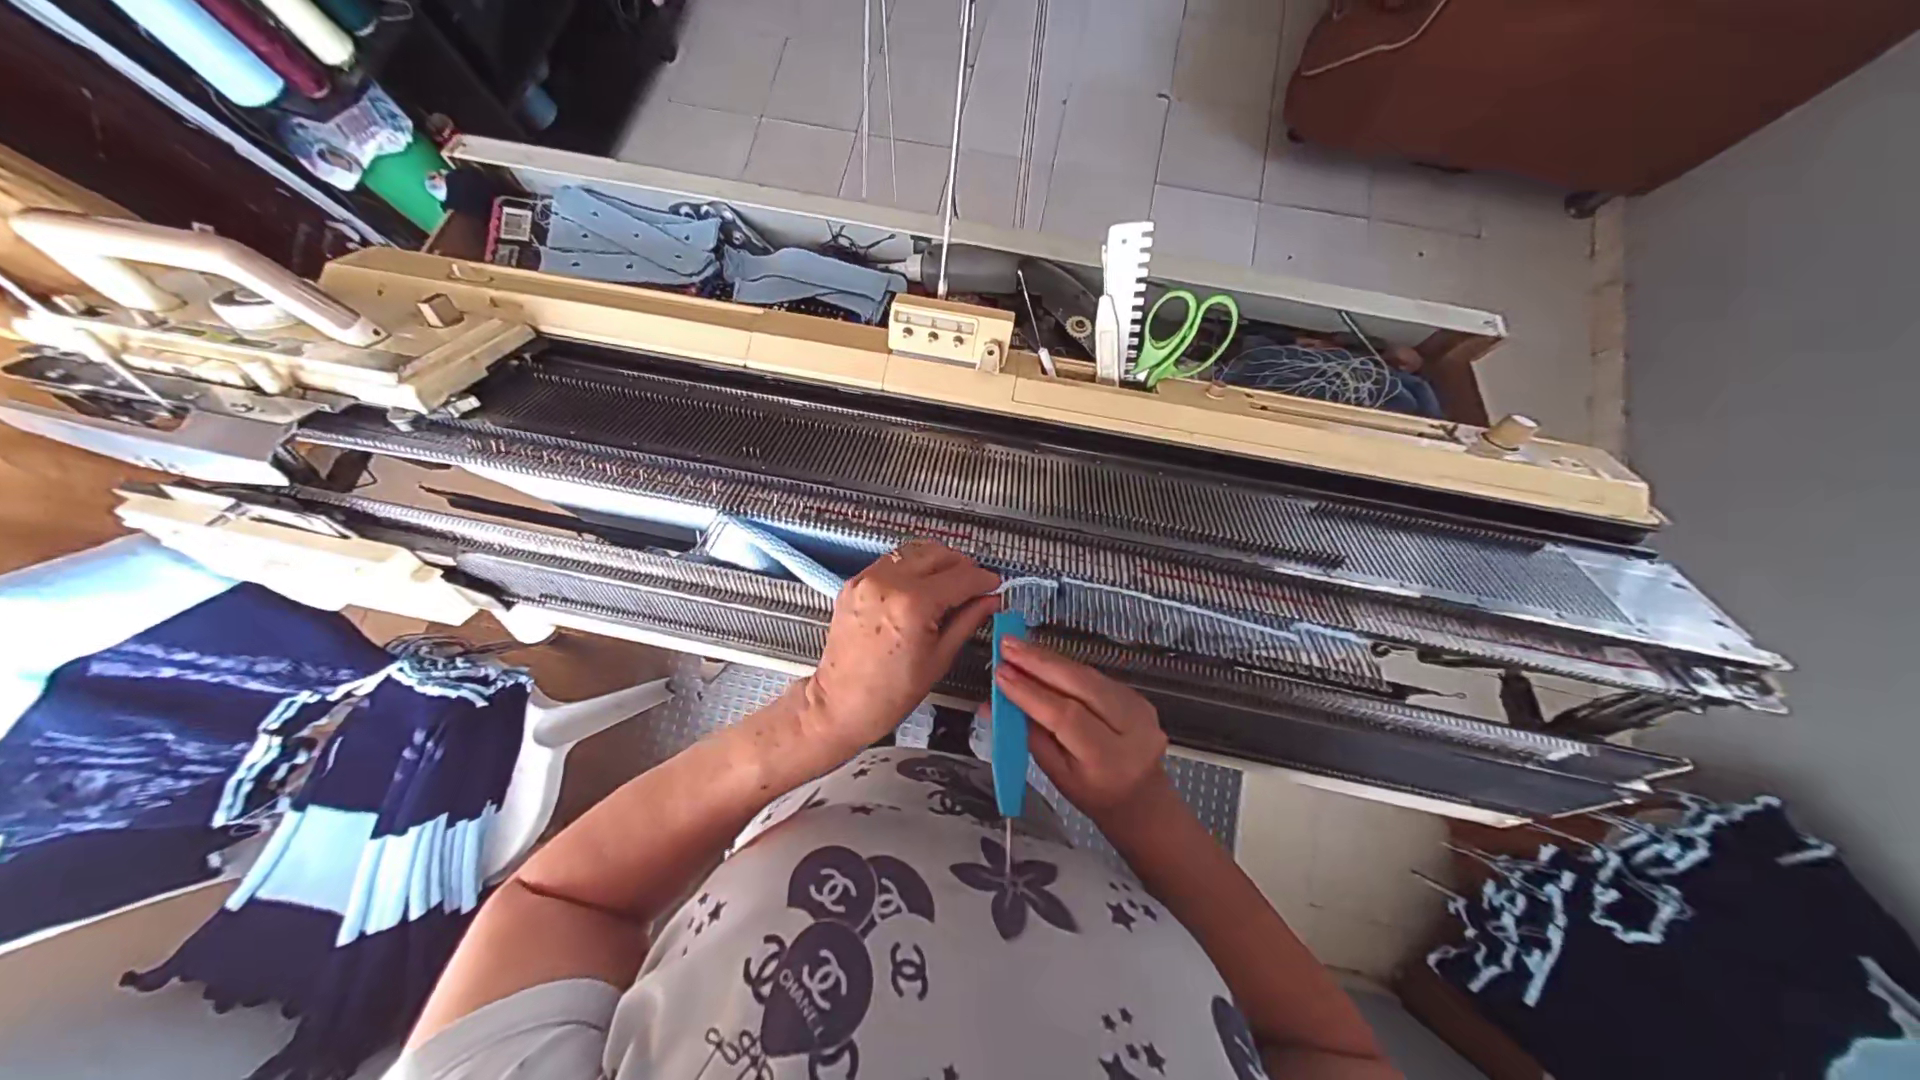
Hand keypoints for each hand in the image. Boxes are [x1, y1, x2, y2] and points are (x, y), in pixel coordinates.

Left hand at [800, 540, 999, 762]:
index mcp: (913, 604)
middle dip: (962, 566)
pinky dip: (911, 567)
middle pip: (939, 554)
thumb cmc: (888, 692)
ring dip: (937, 561)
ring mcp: (867, 580)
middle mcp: (888, 583)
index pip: (962, 576)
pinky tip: (920, 586)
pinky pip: (891, 562)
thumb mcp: (940, 657)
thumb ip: (967, 620)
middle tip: (974, 585)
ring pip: (914, 551)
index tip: (993, 584)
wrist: (841, 704)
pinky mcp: (854, 584)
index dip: (984, 579)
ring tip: (949, 583)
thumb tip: (989, 600)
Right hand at [989, 638, 1169, 823]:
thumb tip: (991, 705)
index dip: (1031, 693)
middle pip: (1081, 684)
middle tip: (1007, 646)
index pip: (1066, 716)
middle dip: (1039, 663)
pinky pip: (1094, 676)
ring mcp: (1138, 707)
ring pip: (1087, 674)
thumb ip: (1027, 735)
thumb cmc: (1094, 792)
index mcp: (1109, 759)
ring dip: (1049, 659)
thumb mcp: (1056, 774)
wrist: (1141, 796)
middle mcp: (1131, 728)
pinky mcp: (1136, 695)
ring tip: (1017, 647)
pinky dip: (1065, 667)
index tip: (1001, 674)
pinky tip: (1041, 658)